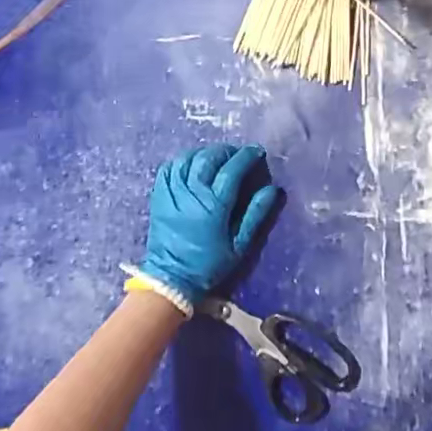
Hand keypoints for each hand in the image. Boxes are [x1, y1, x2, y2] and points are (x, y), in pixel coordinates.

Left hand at [136, 144, 280, 307]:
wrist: (171, 279)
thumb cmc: (209, 265)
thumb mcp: (239, 245)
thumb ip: (255, 214)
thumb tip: (272, 189)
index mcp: (215, 204)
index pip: (233, 168)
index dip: (247, 156)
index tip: (257, 152)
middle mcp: (193, 191)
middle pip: (210, 157)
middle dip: (227, 151)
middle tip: (237, 155)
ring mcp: (173, 190)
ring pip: (189, 157)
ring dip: (206, 152)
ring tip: (216, 157)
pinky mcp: (159, 193)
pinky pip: (170, 166)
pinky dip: (183, 160)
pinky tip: (192, 164)